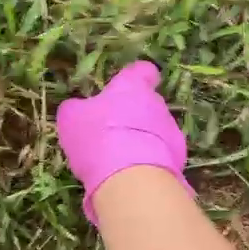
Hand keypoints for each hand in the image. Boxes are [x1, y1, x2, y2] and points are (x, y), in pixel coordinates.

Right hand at [53, 60, 191, 223]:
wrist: (129, 178)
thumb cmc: (97, 139)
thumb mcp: (71, 120)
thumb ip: (75, 109)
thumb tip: (76, 108)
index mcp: (131, 87)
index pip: (141, 71)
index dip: (134, 78)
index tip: (124, 90)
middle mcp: (155, 103)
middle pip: (147, 103)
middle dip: (132, 116)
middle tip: (111, 135)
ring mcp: (170, 130)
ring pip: (156, 130)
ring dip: (140, 141)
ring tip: (120, 163)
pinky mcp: (176, 156)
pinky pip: (162, 154)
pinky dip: (150, 163)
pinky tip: (134, 175)